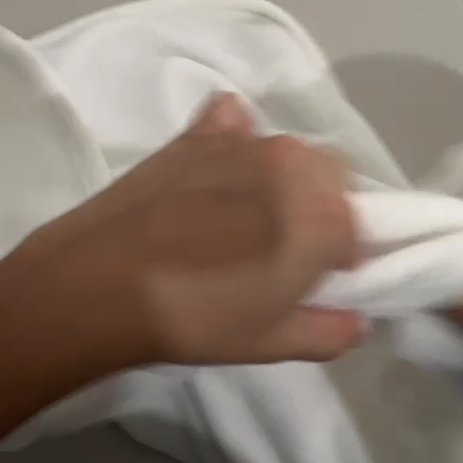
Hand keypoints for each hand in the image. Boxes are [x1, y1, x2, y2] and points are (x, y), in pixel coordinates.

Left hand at [0, 93, 366, 372]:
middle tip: (281, 248)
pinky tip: (213, 172)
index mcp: (323, 213)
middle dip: (319, 206)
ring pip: (284, 151)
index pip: (358, 226)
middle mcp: (292, 162)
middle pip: (329, 175)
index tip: (315, 278)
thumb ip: (330, 330)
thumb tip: (355, 317)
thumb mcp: (273, 342)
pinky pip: (233, 120)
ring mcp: (242, 139)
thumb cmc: (198, 316)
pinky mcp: (197, 130)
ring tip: (240, 216)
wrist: (104, 279)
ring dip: (279, 177)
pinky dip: (235, 137)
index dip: (341, 255)